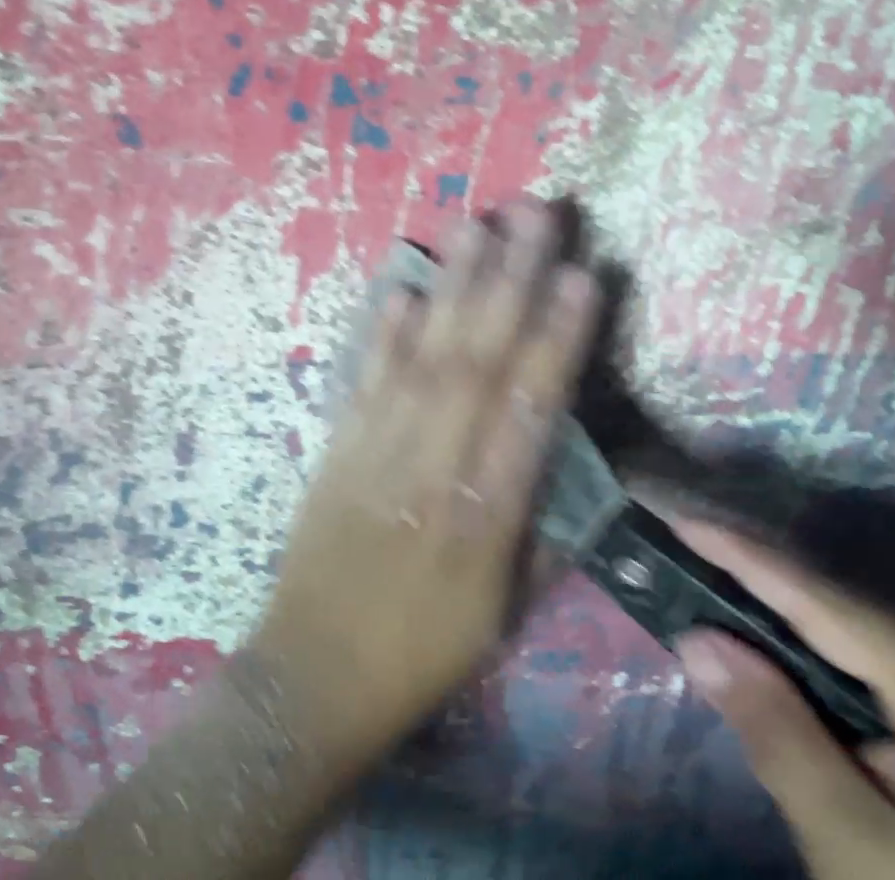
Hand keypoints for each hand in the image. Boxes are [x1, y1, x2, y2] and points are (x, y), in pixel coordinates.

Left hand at [249, 203, 597, 757]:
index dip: (557, 341)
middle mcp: (431, 474)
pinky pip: (361, 383)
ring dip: (452, 288)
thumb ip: (541, 538)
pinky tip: (402, 286)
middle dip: (511, 283)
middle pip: (476, 365)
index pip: (528, 414)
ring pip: (421, 359)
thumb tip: (571, 468)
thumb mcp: (504, 616)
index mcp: (483, 521)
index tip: (583, 276)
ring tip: (479, 224)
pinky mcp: (334, 453)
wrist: (311, 681)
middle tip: (538, 213)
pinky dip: (382, 333)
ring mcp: (375, 457)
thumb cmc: (422, 655)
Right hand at [664, 516, 894, 879]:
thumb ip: (776, 731)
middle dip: (759, 574)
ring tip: (708, 573)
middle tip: (686, 543)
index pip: (829, 605)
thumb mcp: (849, 836)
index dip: (750, 560)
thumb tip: (699, 640)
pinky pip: (860, 669)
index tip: (686, 522)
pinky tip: (761, 639)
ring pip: (849, 636)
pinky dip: (801, 651)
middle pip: (841, 610)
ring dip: (775, 608)